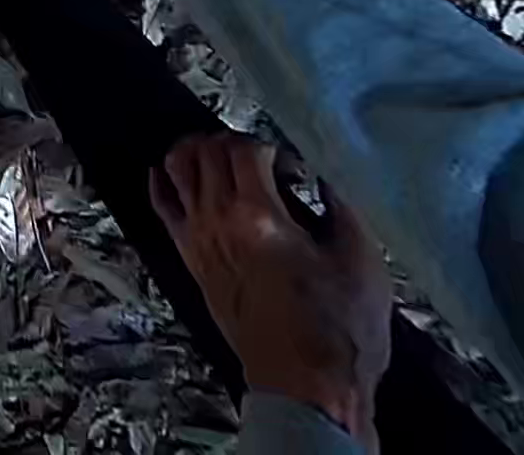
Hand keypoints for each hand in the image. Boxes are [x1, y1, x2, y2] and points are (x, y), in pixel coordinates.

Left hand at [150, 134, 392, 446]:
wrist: (303, 382)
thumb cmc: (340, 328)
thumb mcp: (363, 264)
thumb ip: (342, 208)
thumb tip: (323, 173)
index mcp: (258, 214)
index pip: (242, 149)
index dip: (268, 146)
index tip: (291, 166)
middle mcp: (216, 215)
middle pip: (206, 151)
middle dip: (231, 141)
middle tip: (258, 157)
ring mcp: (194, 232)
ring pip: (176, 167)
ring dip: (193, 150)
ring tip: (218, 155)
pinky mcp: (185, 251)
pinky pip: (160, 204)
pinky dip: (161, 180)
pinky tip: (166, 170)